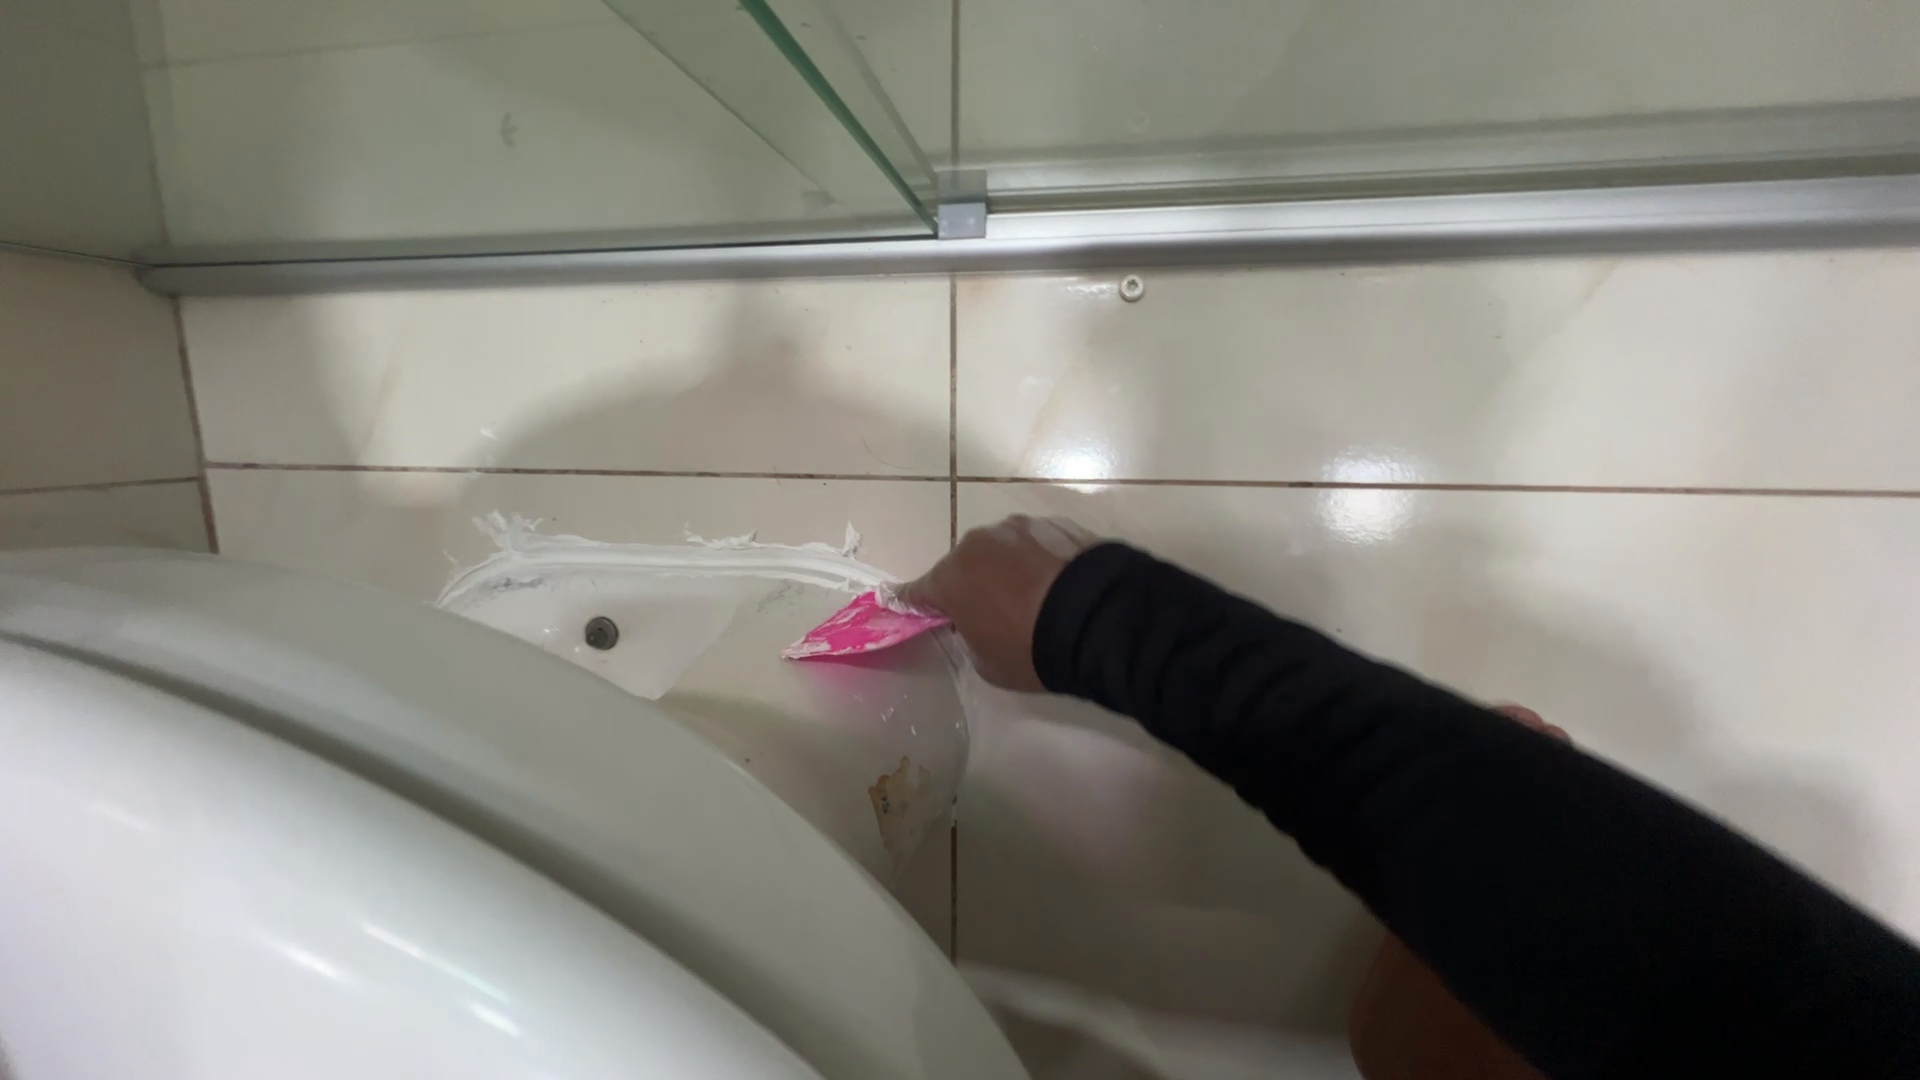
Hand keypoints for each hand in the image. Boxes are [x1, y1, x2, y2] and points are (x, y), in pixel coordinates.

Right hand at [898, 514, 1096, 690]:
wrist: (1098, 619)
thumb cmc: (1031, 649)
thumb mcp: (988, 663)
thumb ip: (972, 637)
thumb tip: (978, 622)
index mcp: (950, 578)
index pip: (916, 591)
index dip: (911, 601)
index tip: (904, 603)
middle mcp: (977, 543)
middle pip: (963, 565)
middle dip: (970, 583)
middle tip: (991, 610)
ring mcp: (1018, 527)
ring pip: (1001, 549)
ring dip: (1006, 567)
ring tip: (1033, 593)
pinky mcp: (1055, 523)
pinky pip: (1036, 544)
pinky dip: (1039, 559)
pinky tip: (1058, 581)